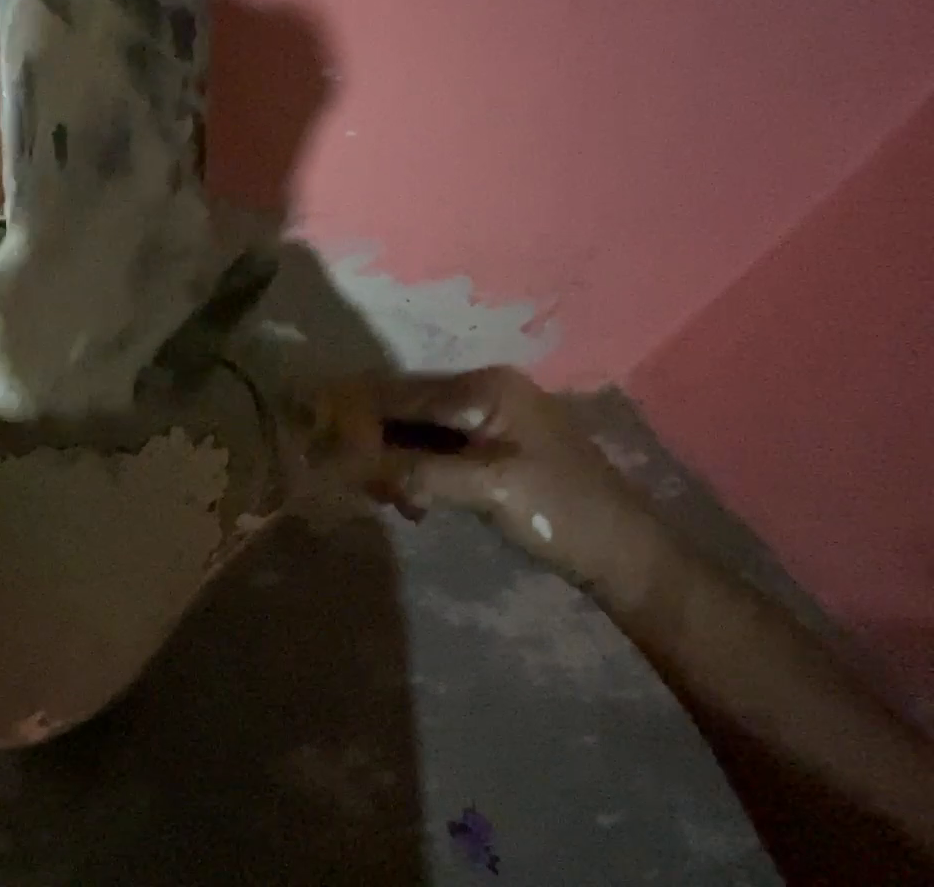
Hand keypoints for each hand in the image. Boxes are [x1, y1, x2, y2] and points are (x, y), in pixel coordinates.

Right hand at [317, 366, 663, 587]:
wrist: (626, 557)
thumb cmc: (561, 513)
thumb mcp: (486, 488)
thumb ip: (416, 471)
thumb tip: (345, 464)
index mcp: (485, 388)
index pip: (399, 395)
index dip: (356, 420)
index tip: (318, 446)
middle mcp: (483, 391)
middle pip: (402, 409)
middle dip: (373, 445)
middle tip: (355, 484)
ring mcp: (488, 419)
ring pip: (413, 431)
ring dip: (391, 463)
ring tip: (392, 501)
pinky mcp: (489, 447)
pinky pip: (431, 448)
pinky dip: (412, 472)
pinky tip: (411, 501)